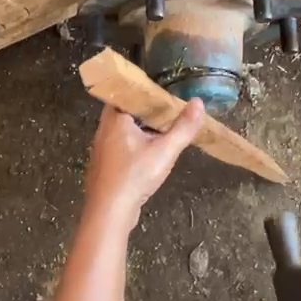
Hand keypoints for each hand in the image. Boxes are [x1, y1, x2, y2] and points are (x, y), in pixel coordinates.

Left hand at [82, 102, 205, 230]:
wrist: (109, 211)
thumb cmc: (135, 175)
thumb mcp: (165, 150)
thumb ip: (183, 127)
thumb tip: (198, 103)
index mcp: (115, 118)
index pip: (125, 92)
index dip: (143, 89)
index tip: (161, 90)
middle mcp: (104, 129)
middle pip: (125, 111)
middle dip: (146, 110)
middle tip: (167, 109)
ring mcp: (102, 147)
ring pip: (123, 129)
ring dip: (141, 128)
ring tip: (163, 128)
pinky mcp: (105, 164)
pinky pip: (121, 144)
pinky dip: (135, 143)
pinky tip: (150, 153)